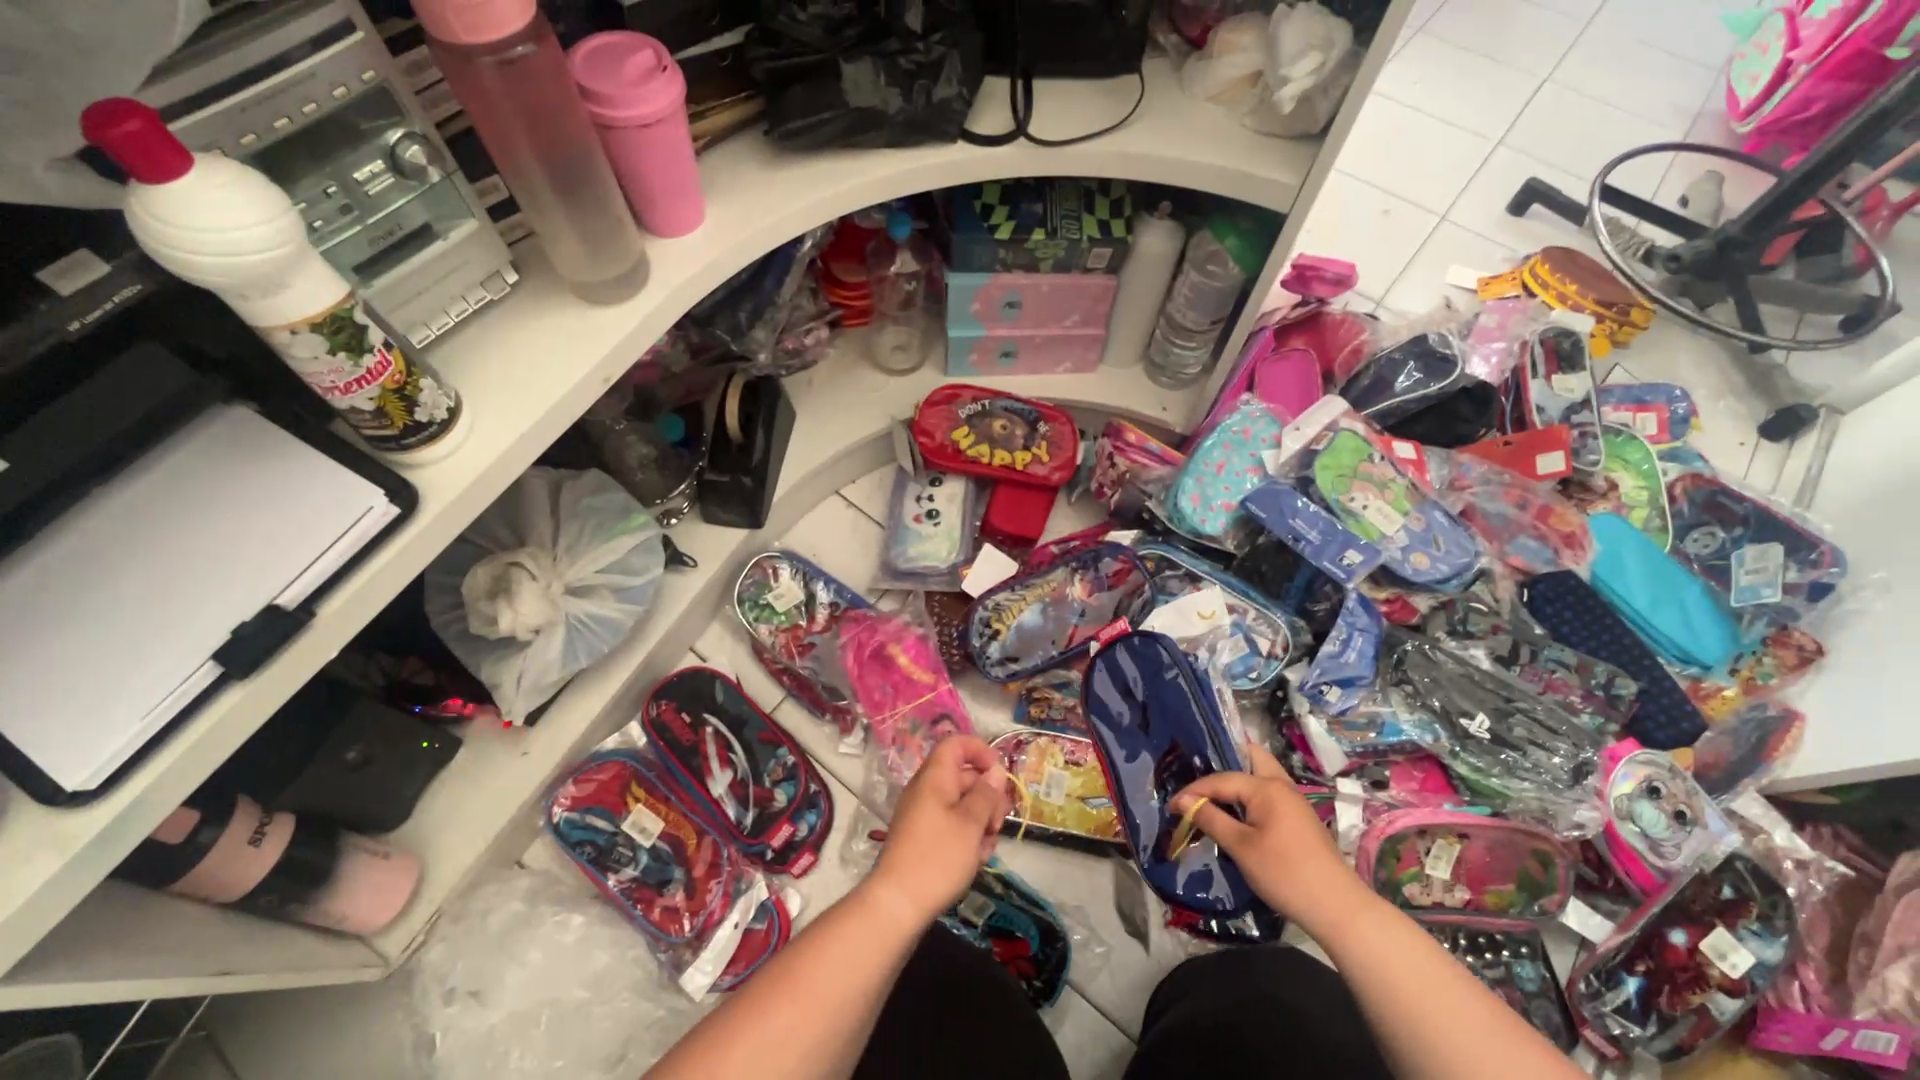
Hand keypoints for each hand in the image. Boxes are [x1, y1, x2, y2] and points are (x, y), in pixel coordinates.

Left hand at [865, 735, 1012, 926]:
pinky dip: (968, 837)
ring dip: (981, 821)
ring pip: (962, 804)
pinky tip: (976, 859)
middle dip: (988, 795)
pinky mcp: (924, 838)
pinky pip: (952, 826)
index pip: (956, 744)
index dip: (981, 751)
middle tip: (999, 823)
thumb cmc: (937, 857)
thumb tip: (994, 771)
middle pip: (964, 776)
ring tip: (986, 847)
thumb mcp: (970, 824)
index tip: (1000, 775)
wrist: (898, 904)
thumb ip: (986, 794)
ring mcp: (924, 815)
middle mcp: (927, 790)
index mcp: (934, 778)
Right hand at [1169, 743, 1373, 934]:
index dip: (1194, 791)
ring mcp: (1295, 802)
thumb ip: (1211, 818)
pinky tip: (1237, 812)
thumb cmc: (1284, 873)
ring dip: (1238, 780)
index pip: (1222, 779)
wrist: (1335, 905)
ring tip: (1213, 794)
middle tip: (1200, 778)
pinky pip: (1269, 794)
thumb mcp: (1240, 847)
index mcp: (1267, 787)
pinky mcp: (1299, 819)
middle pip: (1252, 758)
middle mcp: (1282, 786)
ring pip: (1262, 776)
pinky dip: (1250, 796)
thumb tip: (1183, 801)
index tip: (1171, 806)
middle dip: (1225, 762)